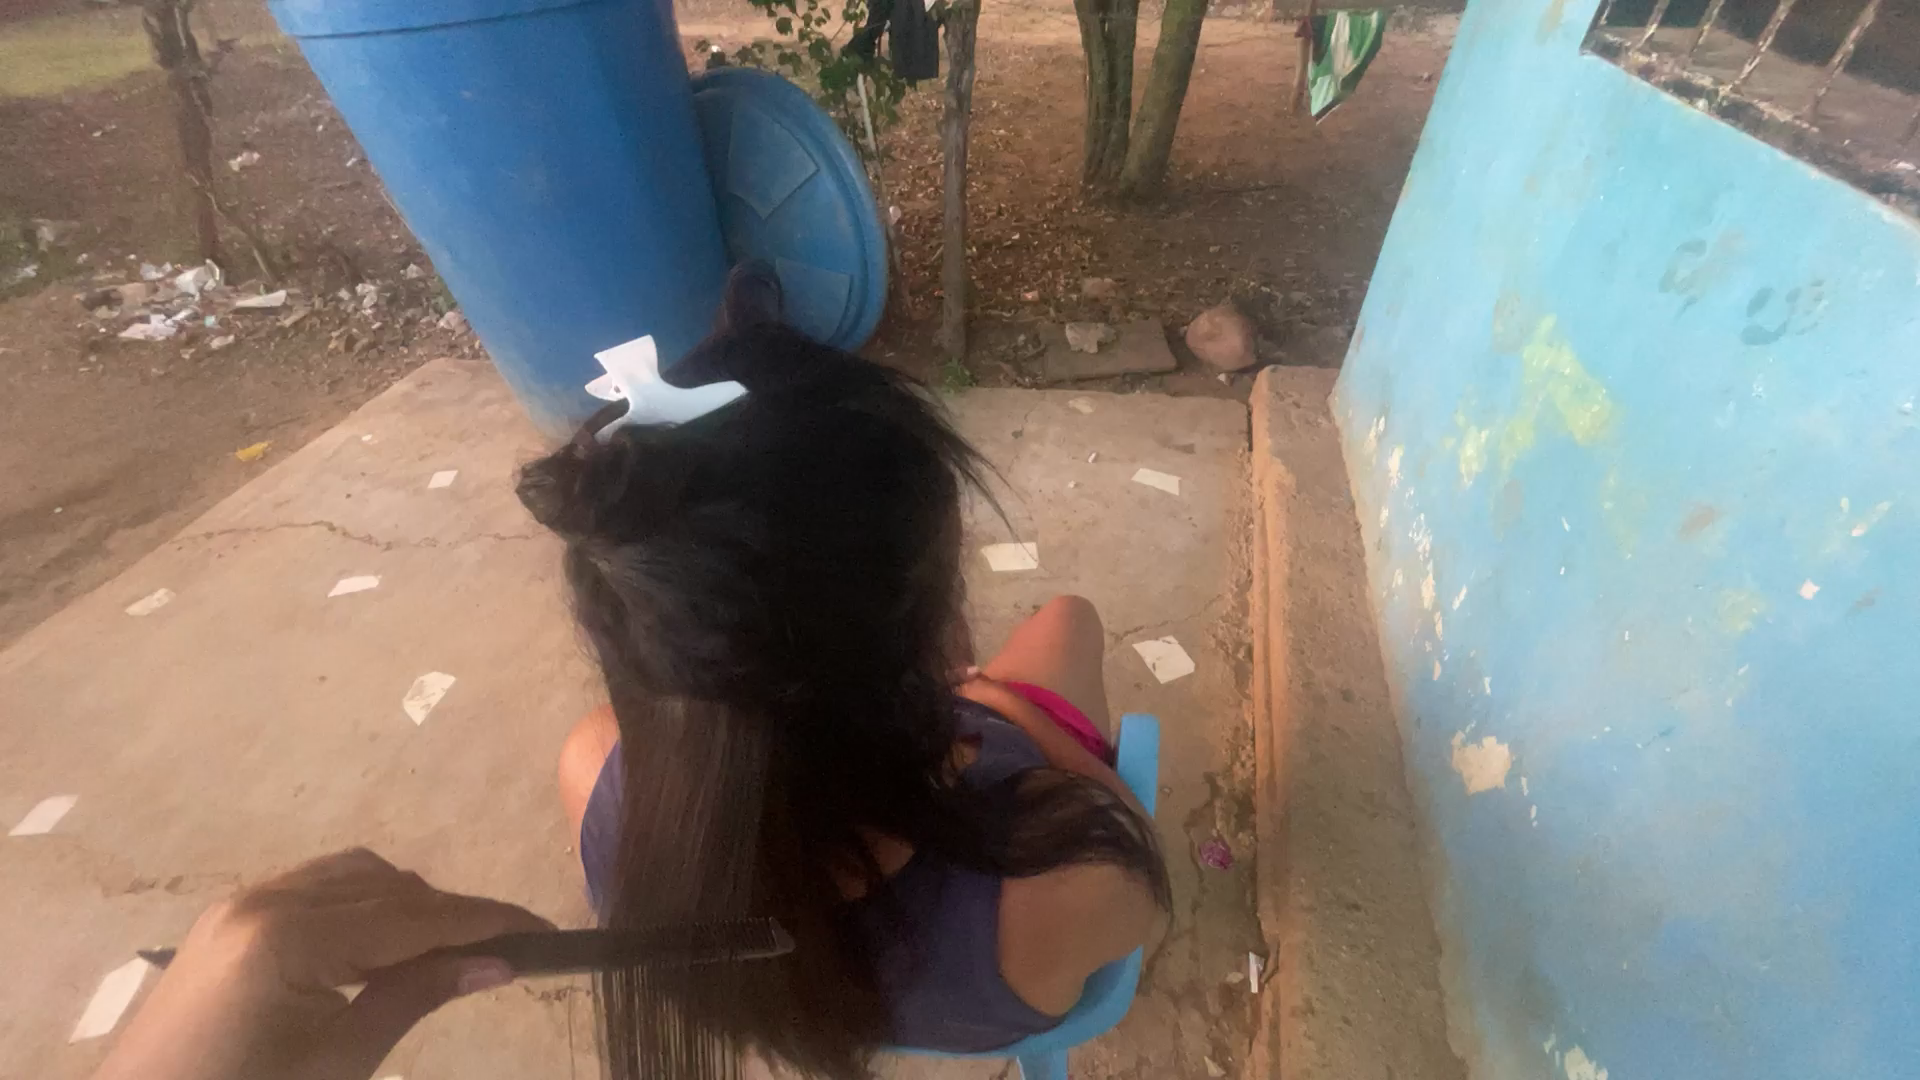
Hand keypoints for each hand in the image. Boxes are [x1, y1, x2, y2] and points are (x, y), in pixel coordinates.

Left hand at [94, 848, 551, 1079]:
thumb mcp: (338, 1063)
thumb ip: (420, 994)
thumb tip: (502, 961)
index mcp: (289, 936)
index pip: (417, 916)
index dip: (488, 922)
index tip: (543, 931)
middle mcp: (267, 899)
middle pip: (396, 889)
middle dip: (451, 918)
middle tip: (496, 953)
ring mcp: (243, 902)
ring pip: (365, 876)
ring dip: (410, 905)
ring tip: (434, 951)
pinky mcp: (232, 917)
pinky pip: (324, 886)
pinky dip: (366, 903)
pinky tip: (376, 942)